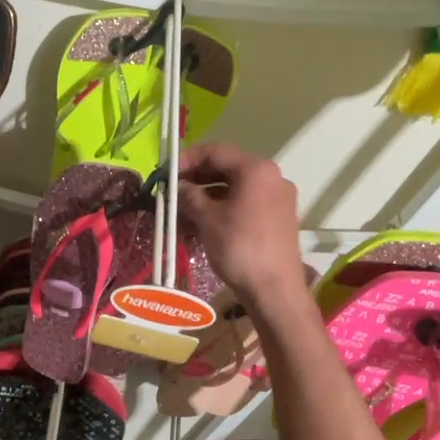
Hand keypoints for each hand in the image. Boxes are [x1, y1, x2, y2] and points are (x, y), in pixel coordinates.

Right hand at [174, 143, 305, 301]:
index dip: (185, 160)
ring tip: (178, 216)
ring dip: (203, 199)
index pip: (214, 152)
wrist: (274, 288)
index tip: (164, 174)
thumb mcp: (206, 219)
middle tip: (169, 194)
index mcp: (256, 169)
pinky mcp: (276, 217)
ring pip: (231, 189)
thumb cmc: (239, 247)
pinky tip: (198, 227)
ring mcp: (275, 198)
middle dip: (193, 181)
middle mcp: (270, 177)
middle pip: (224, 169)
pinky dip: (219, 210)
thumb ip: (188, 196)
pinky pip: (242, 204)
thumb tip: (176, 186)